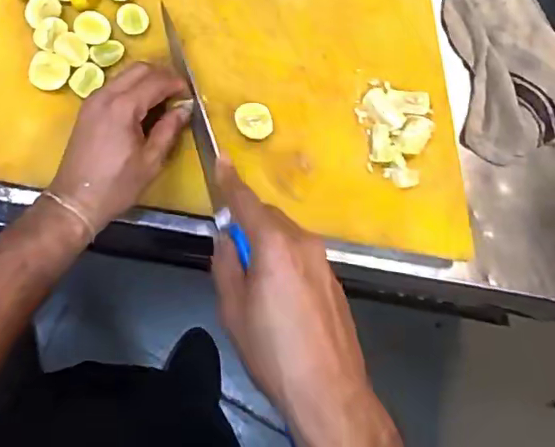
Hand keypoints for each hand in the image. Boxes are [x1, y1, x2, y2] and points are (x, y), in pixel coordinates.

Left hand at [46, 63, 189, 230]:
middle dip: (162, 75)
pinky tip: (141, 107)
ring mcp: (94, 99)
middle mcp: (106, 95)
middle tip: (178, 94)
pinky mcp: (88, 107)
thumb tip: (184, 108)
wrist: (74, 201)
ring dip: (146, 79)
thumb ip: (169, 129)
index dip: (176, 83)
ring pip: (126, 74)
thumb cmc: (116, 185)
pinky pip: (115, 85)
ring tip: (162, 100)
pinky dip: (131, 87)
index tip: (190, 94)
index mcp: (123, 107)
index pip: (156, 80)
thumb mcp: (150, 161)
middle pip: (140, 68)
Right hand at [211, 162, 400, 446]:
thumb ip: (225, 265)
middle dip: (249, 226)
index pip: (245, 201)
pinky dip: (287, 263)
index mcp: (273, 243)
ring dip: (269, 246)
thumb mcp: (233, 309)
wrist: (331, 394)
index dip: (229, 180)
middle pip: (268, 217)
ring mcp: (323, 260)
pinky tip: (283, 302)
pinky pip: (302, 257)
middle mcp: (301, 242)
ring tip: (259, 288)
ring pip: (286, 237)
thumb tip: (227, 241)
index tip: (221, 159)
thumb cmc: (273, 351)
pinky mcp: (333, 280)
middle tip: (234, 258)